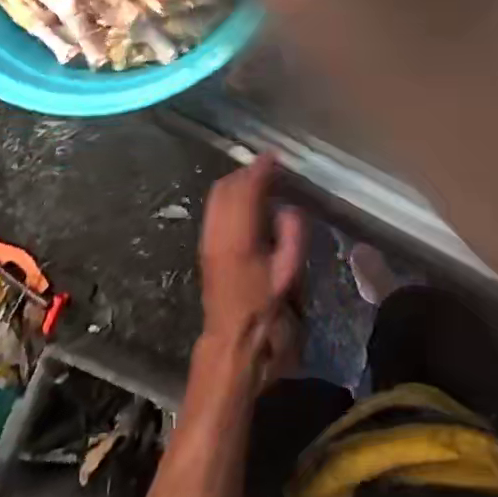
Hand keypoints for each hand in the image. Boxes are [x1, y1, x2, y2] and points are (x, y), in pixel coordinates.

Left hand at [199, 155, 306, 366]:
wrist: (232, 339)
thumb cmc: (265, 311)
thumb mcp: (290, 275)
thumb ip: (293, 235)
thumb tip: (289, 208)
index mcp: (238, 237)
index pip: (246, 190)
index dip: (260, 169)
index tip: (274, 157)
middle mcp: (216, 231)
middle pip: (226, 187)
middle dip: (247, 172)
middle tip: (270, 169)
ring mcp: (206, 238)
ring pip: (216, 196)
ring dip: (236, 183)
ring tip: (260, 181)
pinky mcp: (204, 245)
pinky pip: (214, 208)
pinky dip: (229, 197)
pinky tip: (247, 203)